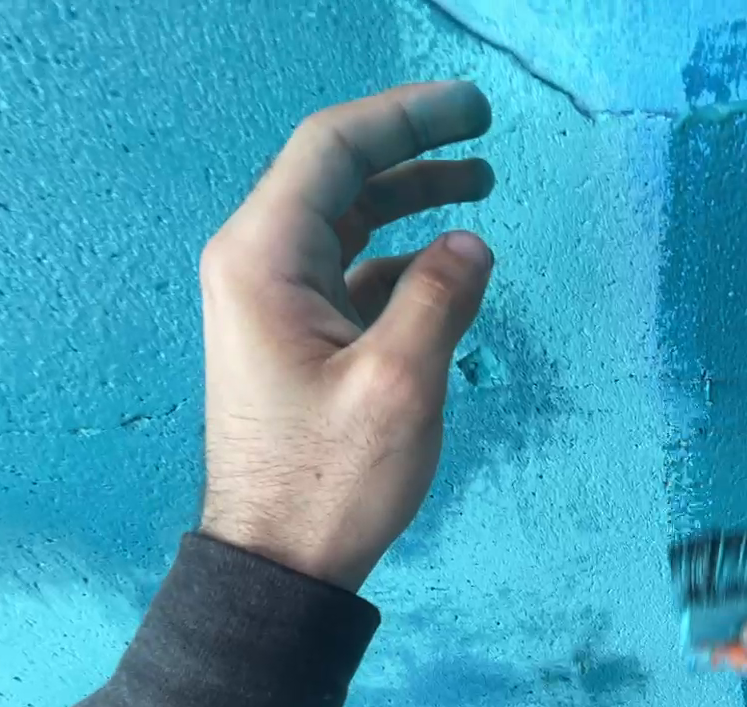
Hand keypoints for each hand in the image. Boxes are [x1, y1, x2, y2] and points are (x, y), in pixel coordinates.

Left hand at [197, 82, 496, 589]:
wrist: (283, 558)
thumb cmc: (334, 477)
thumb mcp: (401, 384)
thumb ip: (441, 300)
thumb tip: (472, 245)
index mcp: (266, 260)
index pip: (335, 151)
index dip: (408, 118)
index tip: (475, 108)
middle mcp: (261, 268)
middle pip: (340, 181)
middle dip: (415, 154)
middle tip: (485, 139)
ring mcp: (280, 306)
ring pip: (351, 229)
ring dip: (412, 206)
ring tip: (478, 189)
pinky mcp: (303, 342)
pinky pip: (357, 278)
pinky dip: (405, 264)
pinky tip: (448, 272)